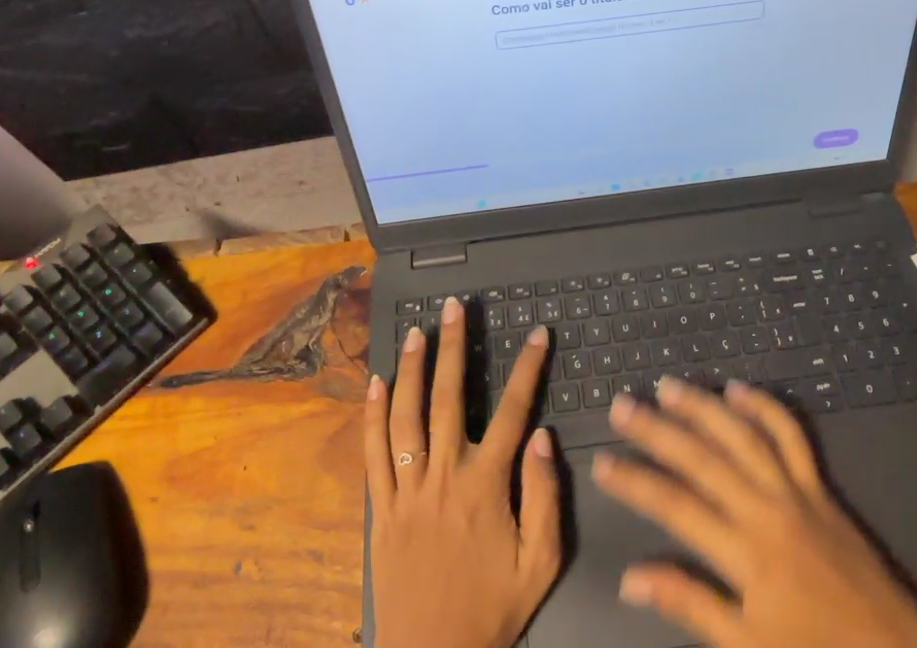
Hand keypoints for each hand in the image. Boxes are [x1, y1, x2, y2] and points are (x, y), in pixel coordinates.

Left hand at [365, 298, 561, 647]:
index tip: (538, 335)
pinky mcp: (380, 509)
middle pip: (447, 400)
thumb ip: (544, 496)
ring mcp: (406, 491)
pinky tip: (376, 385)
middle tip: (455, 309)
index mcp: (486, 486)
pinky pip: (372, 455)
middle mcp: (443, 477)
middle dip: (453, 348)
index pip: (512, 413)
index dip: (527, 370)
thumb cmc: (494, 608)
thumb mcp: (542, 561)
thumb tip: (543, 436)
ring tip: (417, 332)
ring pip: (405, 417)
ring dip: (411, 371)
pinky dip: (373, 416)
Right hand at [594, 378, 916, 647]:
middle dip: (658, 430)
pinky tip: (740, 390)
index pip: (675, 505)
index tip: (603, 462)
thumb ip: (689, 603)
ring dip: (704, 408)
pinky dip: (765, 410)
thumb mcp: (746, 644)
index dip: (635, 481)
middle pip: (703, 458)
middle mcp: (766, 509)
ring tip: (669, 386)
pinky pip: (792, 438)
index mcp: (745, 551)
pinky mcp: (821, 488)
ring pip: (743, 436)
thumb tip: (631, 577)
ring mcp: (797, 492)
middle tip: (623, 405)